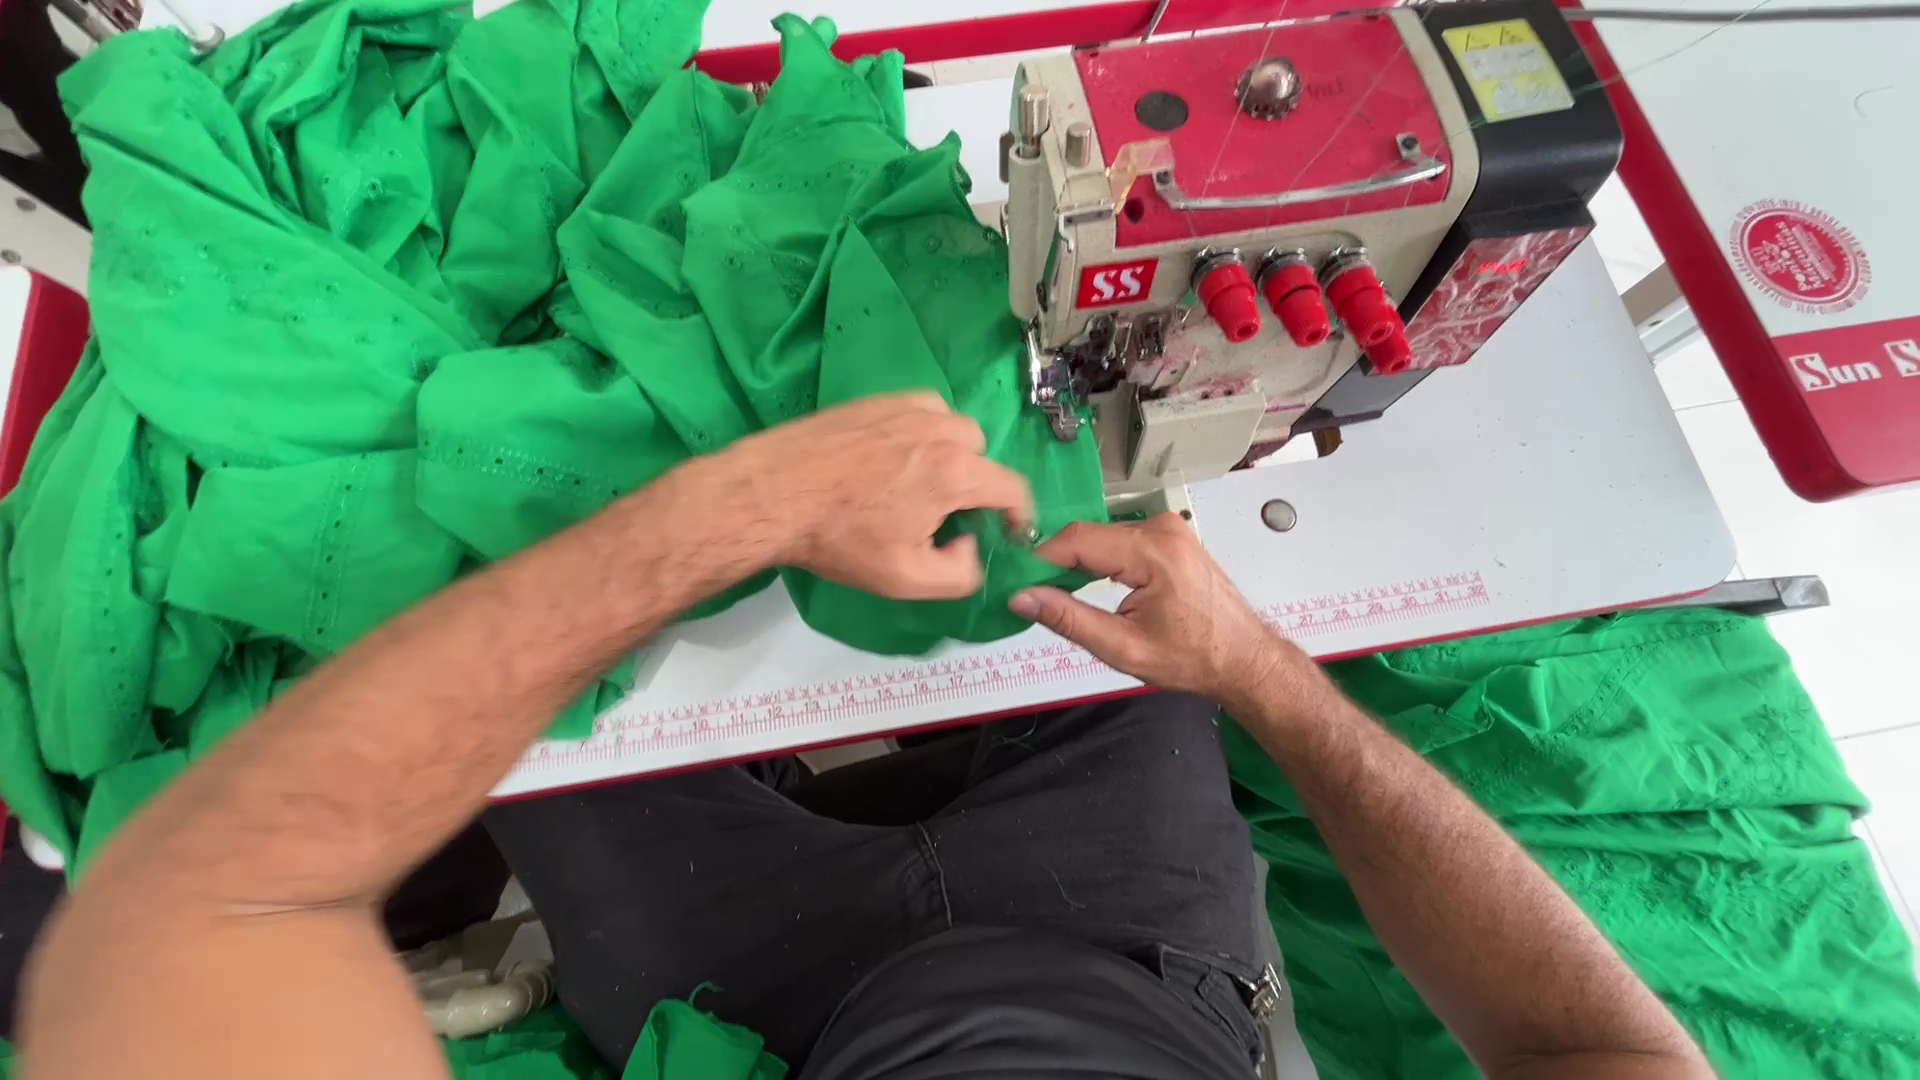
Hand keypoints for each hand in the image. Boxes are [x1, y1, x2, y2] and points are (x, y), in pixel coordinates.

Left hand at [712, 393, 1034, 599]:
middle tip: (946, 514)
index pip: (1013, 487)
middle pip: (982, 455)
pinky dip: (924, 433)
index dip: (1020, 514)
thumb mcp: (907, 579)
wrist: (771, 494)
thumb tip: (970, 545)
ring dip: (951, 455)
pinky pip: (922, 411)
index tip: (1008, 532)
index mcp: (955, 473)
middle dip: (976, 486)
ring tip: (919, 484)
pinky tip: (894, 457)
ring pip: (954, 428)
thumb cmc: (840, 539)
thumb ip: (961, 572)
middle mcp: (940, 430)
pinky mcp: (877, 400)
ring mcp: (906, 408)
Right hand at [1009, 515, 1309, 702]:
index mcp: (1153, 552)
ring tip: (1057, 593)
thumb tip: (1022, 598)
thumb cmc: (1191, 659)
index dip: (1040, 558)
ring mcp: (1169, 528)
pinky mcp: (1171, 535)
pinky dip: (1099, 558)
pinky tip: (1088, 584)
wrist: (1244, 659)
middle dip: (1057, 561)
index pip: (1078, 540)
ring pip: (1102, 536)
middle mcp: (1162, 529)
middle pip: (1088, 535)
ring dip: (1077, 561)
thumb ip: (1068, 619)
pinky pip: (1120, 539)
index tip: (1015, 579)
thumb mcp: (1123, 647)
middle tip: (1031, 592)